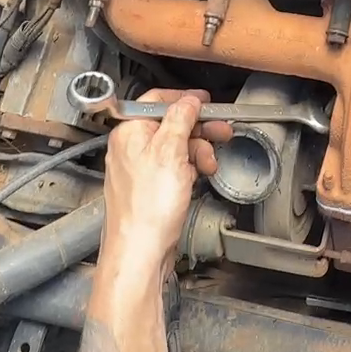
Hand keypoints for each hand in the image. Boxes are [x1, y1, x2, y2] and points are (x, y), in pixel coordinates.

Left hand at [98, 88, 232, 274]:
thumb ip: (180, 118)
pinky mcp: (149, 187)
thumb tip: (189, 101)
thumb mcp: (170, 151)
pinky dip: (190, 168)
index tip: (205, 102)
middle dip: (199, 128)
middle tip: (221, 130)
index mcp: (130, 132)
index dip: (185, 99)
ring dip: (198, 151)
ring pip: (176, 146)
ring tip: (210, 162)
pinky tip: (199, 175)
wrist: (140, 253)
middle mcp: (131, 147)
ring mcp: (139, 168)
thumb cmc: (147, 209)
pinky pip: (174, 167)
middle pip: (171, 124)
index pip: (157, 100)